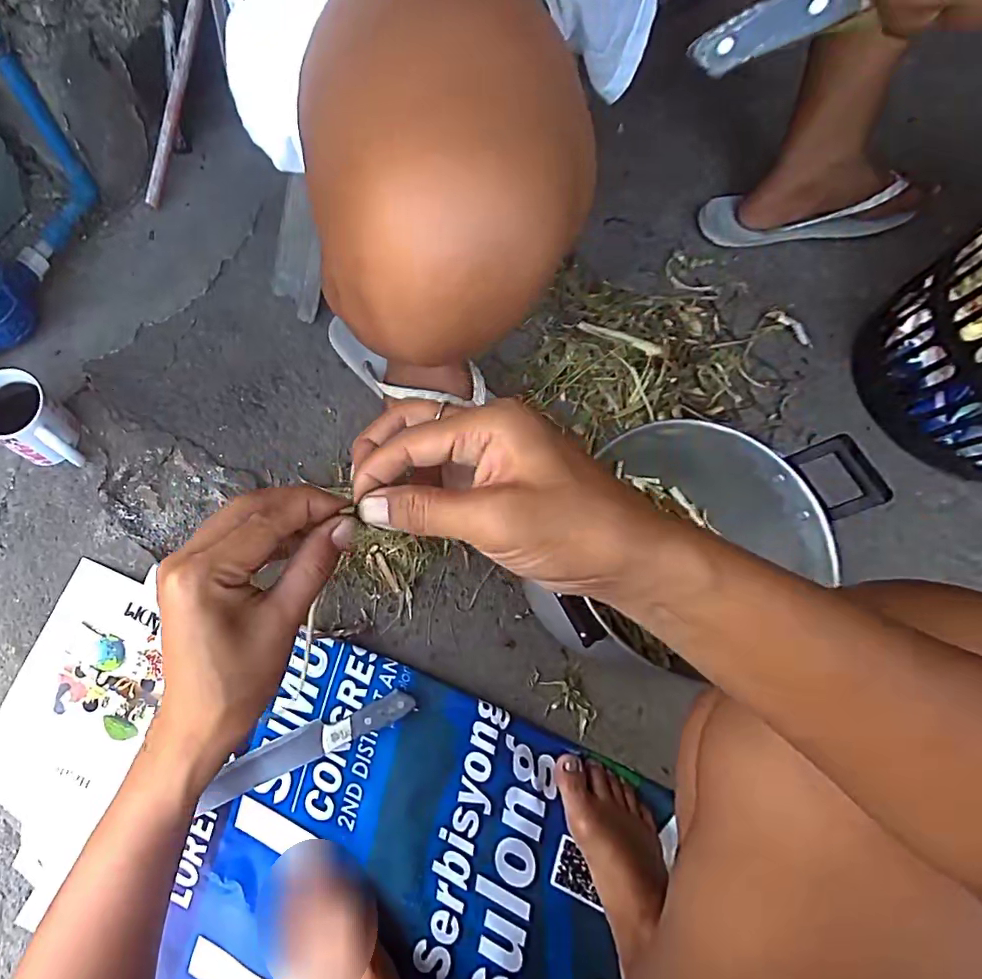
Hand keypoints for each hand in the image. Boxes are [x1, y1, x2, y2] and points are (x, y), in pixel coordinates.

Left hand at [152, 487, 353, 767]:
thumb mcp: (282, 621)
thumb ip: (312, 567)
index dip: (309, 506)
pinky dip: (262, 537)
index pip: (264, 519)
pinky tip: (293, 543)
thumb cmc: (239, 685)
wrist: (199, 723)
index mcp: (202, 570)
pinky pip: (229, 540)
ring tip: (322, 527)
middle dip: (295, 505)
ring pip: (237, 520)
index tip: (346, 509)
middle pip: (247, 510)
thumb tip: (342, 529)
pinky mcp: (186, 575)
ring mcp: (180, 564)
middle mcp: (183, 557)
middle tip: (337, 514)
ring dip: (280, 518)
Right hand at [348, 399, 677, 601]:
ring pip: (431, 446)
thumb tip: (370, 506)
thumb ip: (426, 509)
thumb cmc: (570, 531)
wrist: (627, 555)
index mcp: (492, 421)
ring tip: (374, 496)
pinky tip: (406, 505)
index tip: (354, 497)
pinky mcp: (498, 476)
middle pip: (419, 423)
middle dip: (382, 448)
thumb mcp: (493, 520)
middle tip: (356, 483)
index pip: (417, 435)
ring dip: (400, 467)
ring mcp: (495, 450)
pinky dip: (423, 484)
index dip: (379, 465)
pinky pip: (449, 471)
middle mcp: (491, 425)